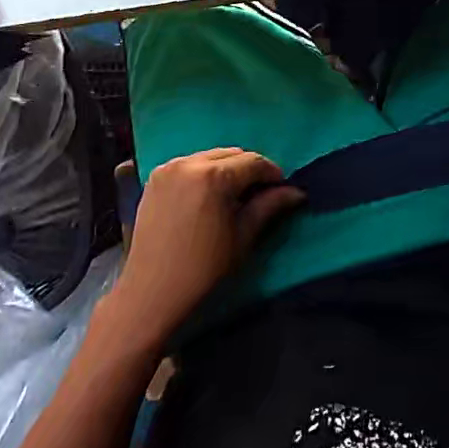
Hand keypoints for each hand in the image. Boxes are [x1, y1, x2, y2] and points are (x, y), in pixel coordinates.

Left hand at [106, 148, 303, 345]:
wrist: (152, 292)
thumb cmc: (204, 269)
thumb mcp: (243, 237)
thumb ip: (269, 206)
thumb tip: (296, 192)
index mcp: (214, 177)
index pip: (254, 162)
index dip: (273, 174)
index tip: (282, 189)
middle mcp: (189, 163)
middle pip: (231, 154)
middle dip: (249, 169)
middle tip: (259, 194)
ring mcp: (168, 169)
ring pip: (210, 157)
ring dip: (226, 169)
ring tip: (233, 197)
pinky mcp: (154, 179)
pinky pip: (188, 165)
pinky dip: (203, 173)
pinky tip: (207, 197)